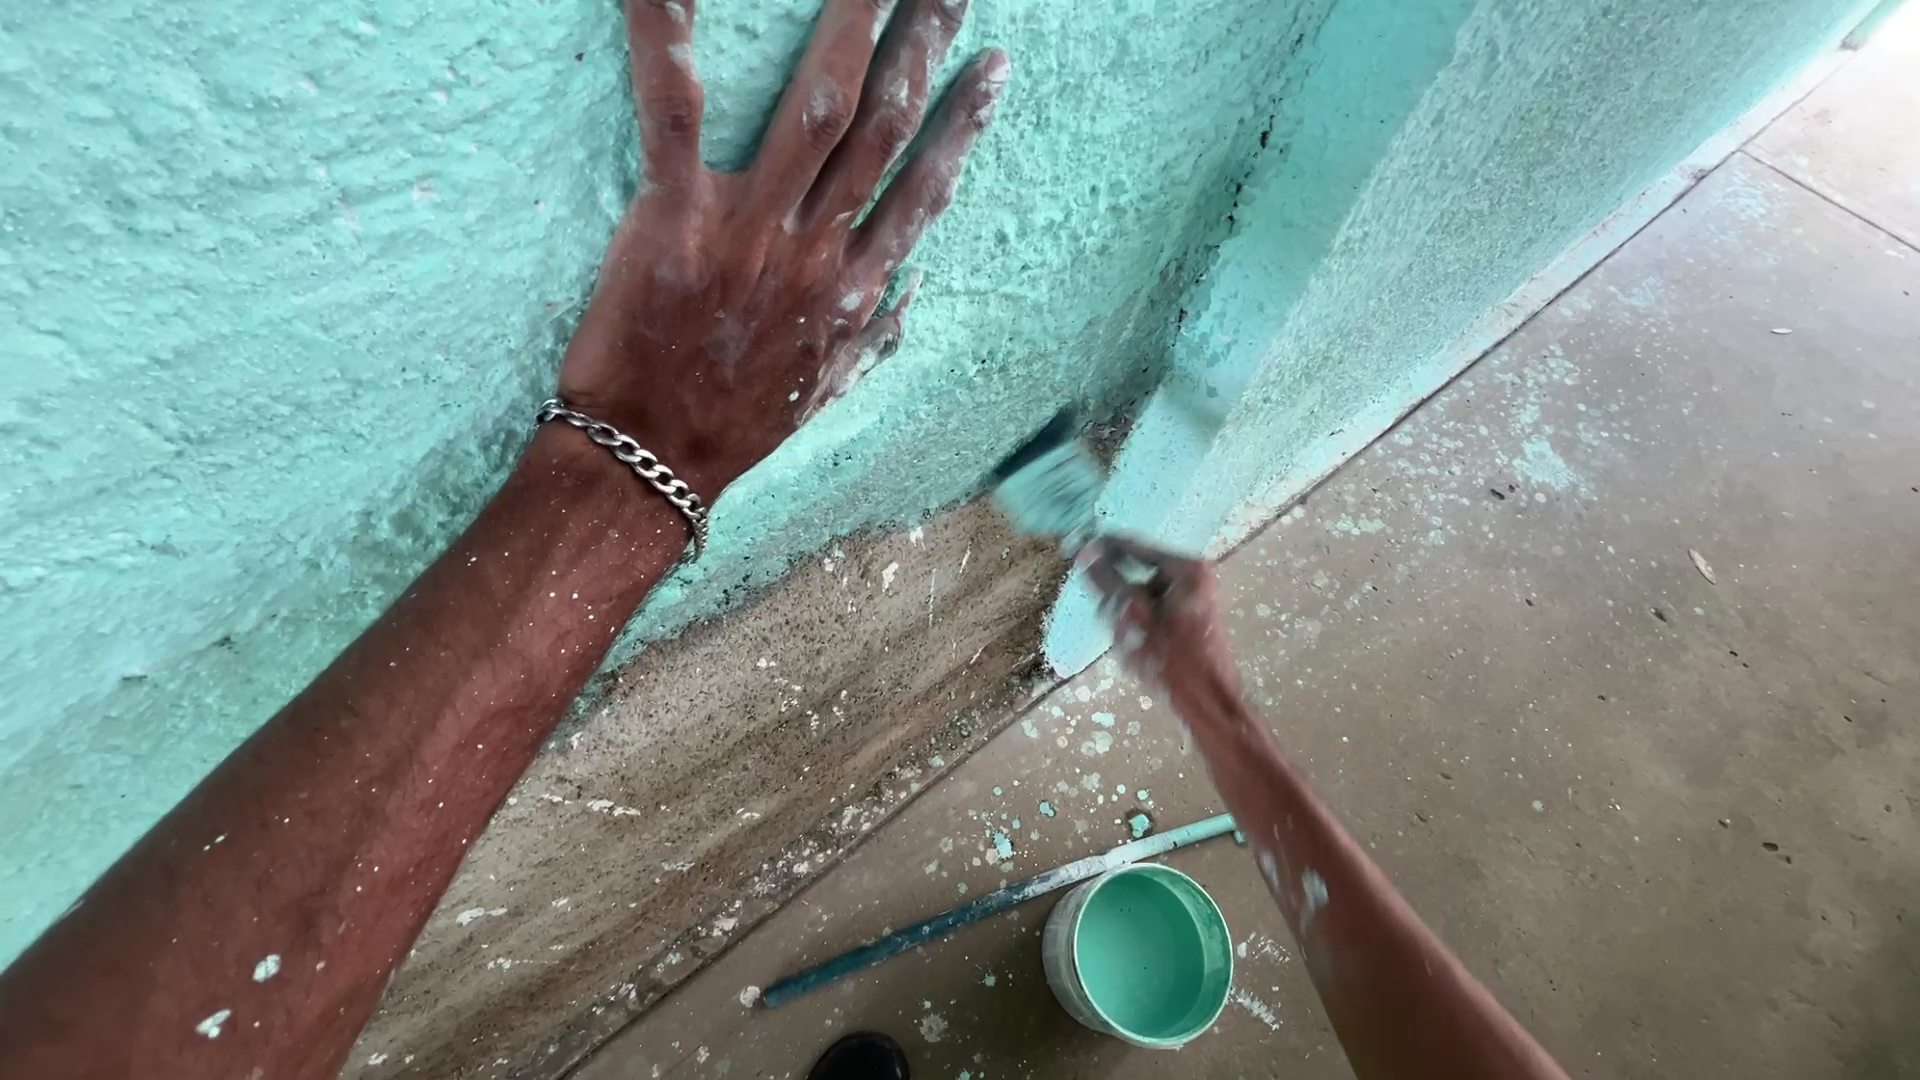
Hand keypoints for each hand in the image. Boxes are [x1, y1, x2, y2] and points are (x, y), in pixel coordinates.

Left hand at [553, 0, 1007, 498]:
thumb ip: (874, 340)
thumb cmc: (737, 426)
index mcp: (853, 294)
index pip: (924, 195)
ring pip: (819, 106)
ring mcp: (753, 238)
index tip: (992, 67)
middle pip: (885, 128)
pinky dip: (674, 36)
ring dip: (853, 21)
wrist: (657, 463)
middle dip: (923, 39)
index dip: (963, 126)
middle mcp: (819, 256)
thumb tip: (910, 296)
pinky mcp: (676, 227)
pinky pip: (678, 114)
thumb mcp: (823, 392)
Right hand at [1079, 536, 1241, 705]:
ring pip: (1137, 596)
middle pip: (1133, 574)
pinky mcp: (1184, 616)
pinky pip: (1148, 611)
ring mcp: (1189, 597)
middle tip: (1114, 621)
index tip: (1073, 547)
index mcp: (1185, 568)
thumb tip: (1086, 551)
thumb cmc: (1172, 659)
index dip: (1101, 548)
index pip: (1132, 546)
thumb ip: (1108, 581)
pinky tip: (1138, 648)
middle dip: (1117, 599)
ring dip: (1124, 617)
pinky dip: (1136, 626)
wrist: (1206, 701)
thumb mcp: (1133, 617)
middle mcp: (1191, 576)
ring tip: (1130, 644)